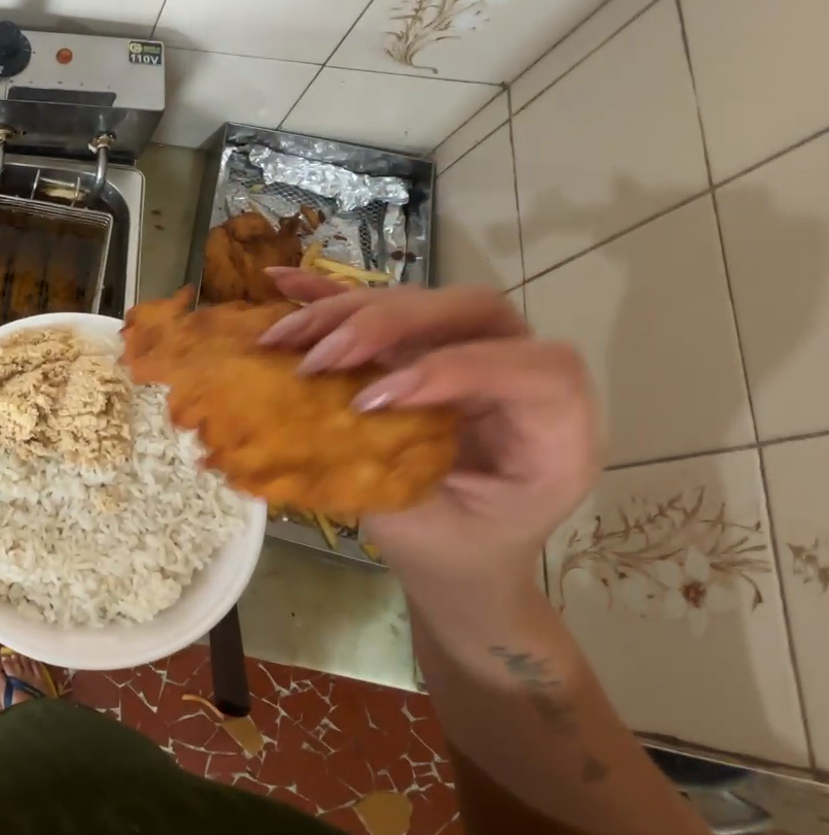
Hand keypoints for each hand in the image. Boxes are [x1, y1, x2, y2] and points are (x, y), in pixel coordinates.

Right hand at [260, 270, 600, 592]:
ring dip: (342, 311)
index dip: (453, 370)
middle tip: (322, 358)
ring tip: (280, 337)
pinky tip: (279, 281)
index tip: (371, 402)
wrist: (461, 553)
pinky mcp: (415, 349)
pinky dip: (327, 293)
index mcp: (555, 428)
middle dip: (390, 322)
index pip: (531, 367)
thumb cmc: (455, 548)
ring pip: (415, 300)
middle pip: (472, 309)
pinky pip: (376, 306)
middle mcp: (516, 374)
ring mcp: (463, 352)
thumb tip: (335, 413)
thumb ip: (398, 470)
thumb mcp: (434, 526)